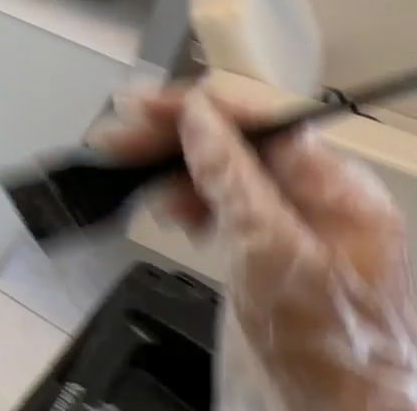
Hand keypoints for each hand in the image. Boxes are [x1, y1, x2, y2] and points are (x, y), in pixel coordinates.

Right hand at [92, 85, 416, 410]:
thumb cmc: (322, 348)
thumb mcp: (268, 249)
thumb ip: (232, 175)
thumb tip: (198, 115)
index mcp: (340, 193)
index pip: (263, 119)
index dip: (197, 107)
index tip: (139, 106)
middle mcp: (315, 200)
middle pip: (231, 139)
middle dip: (169, 136)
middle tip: (115, 141)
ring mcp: (285, 223)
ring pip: (214, 165)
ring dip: (166, 165)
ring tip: (132, 177)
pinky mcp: (256, 246)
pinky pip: (211, 197)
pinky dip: (179, 195)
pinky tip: (169, 210)